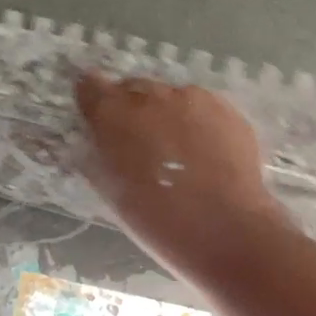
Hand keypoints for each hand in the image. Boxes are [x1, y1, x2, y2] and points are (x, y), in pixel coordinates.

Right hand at [73, 71, 286, 258]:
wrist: (224, 228)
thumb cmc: (155, 218)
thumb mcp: (110, 189)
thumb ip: (99, 155)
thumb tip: (99, 142)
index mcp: (113, 114)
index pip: (90, 86)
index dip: (93, 100)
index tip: (97, 117)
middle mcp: (150, 95)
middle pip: (132, 89)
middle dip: (131, 111)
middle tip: (140, 145)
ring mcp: (191, 98)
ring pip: (170, 97)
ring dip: (166, 115)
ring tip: (178, 151)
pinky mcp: (225, 109)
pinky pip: (201, 107)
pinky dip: (197, 123)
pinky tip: (204, 153)